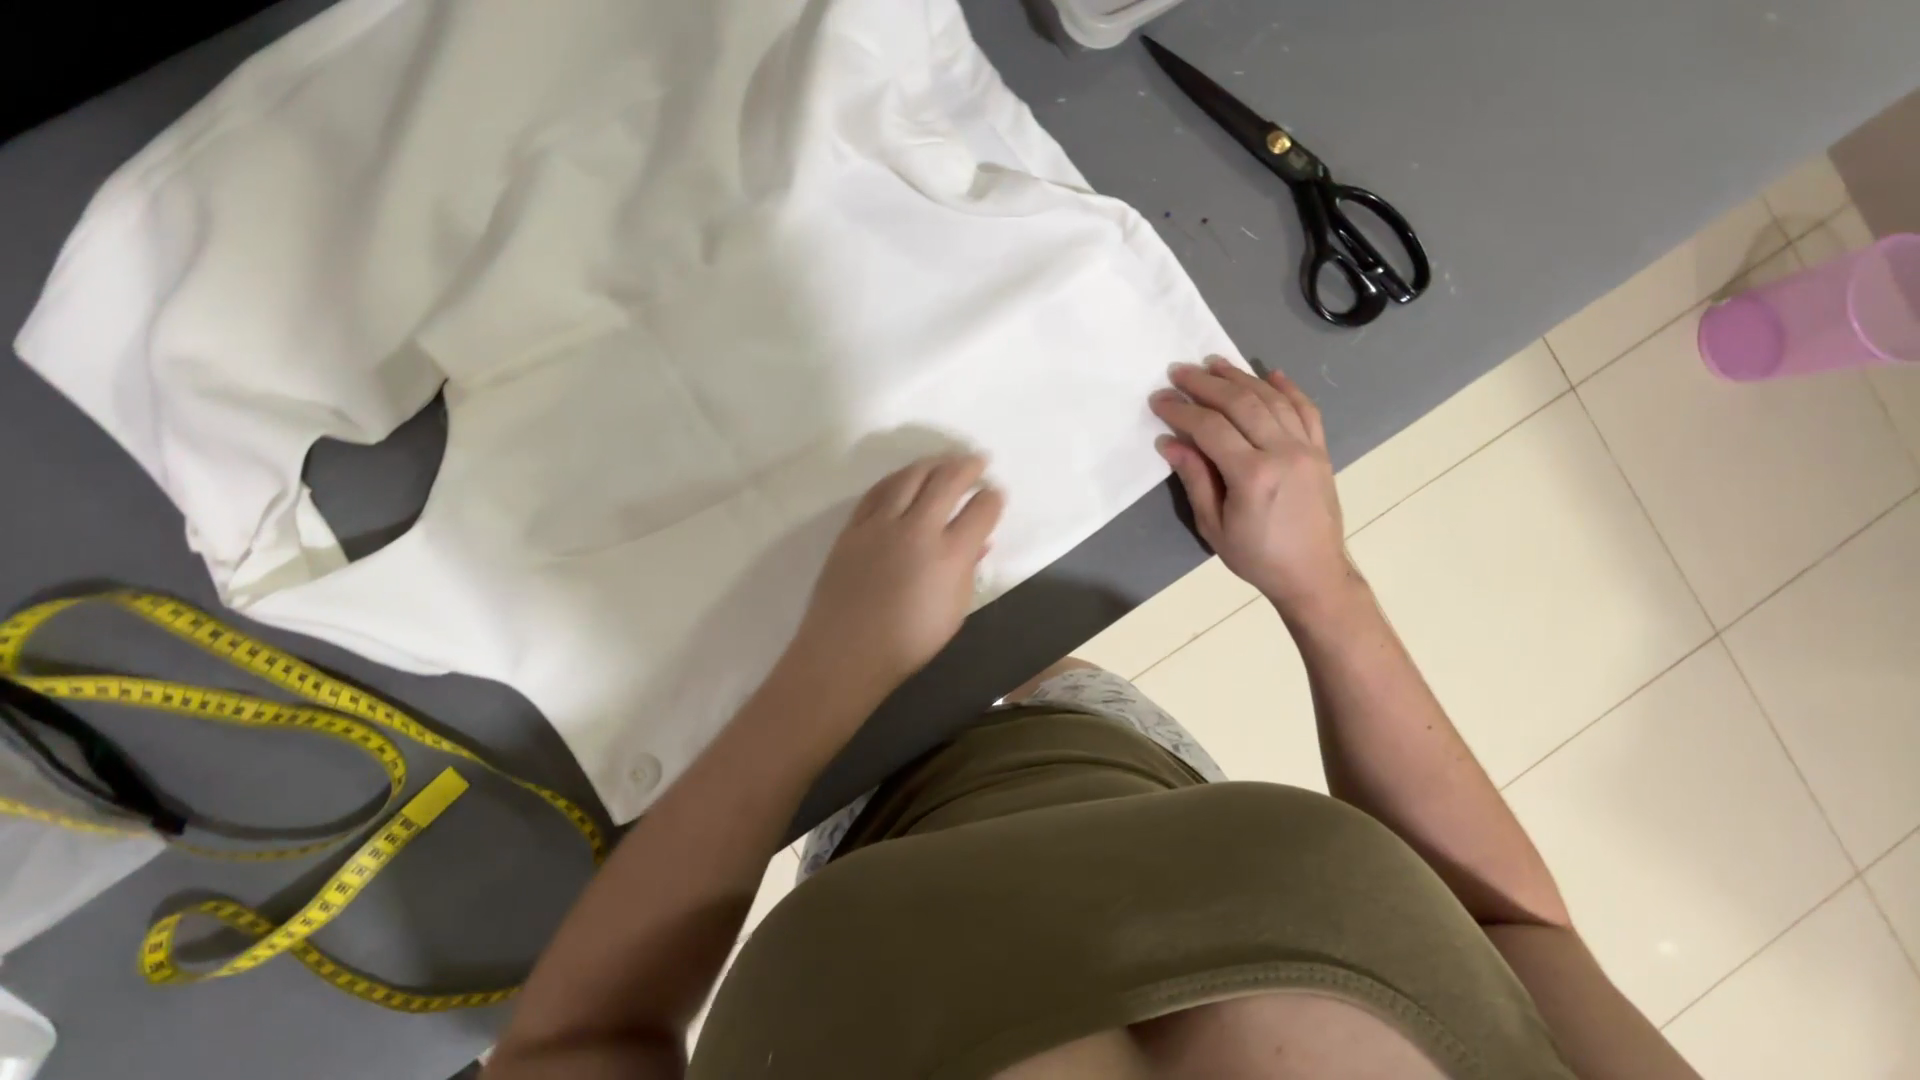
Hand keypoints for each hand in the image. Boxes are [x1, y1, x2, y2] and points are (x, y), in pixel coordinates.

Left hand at [789, 453, 1004, 703]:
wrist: (846, 651)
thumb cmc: (908, 642)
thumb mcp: (953, 613)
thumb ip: (968, 571)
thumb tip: (978, 543)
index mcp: (949, 555)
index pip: (981, 511)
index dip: (993, 499)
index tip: (995, 493)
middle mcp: (917, 529)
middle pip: (947, 481)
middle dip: (968, 466)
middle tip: (978, 461)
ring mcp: (881, 524)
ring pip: (910, 477)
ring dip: (933, 464)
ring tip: (945, 461)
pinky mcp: (853, 527)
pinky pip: (878, 491)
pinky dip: (898, 479)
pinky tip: (906, 477)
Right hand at [1150, 357, 1356, 620]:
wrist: (1313, 575)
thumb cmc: (1257, 557)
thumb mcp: (1214, 526)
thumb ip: (1195, 479)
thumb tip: (1170, 442)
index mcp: (1253, 475)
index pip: (1210, 428)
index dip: (1181, 410)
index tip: (1159, 399)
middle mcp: (1282, 452)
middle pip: (1240, 403)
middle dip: (1206, 383)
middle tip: (1179, 371)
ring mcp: (1306, 448)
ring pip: (1271, 399)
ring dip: (1241, 377)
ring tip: (1214, 364)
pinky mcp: (1320, 451)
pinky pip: (1306, 410)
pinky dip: (1288, 388)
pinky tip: (1270, 375)